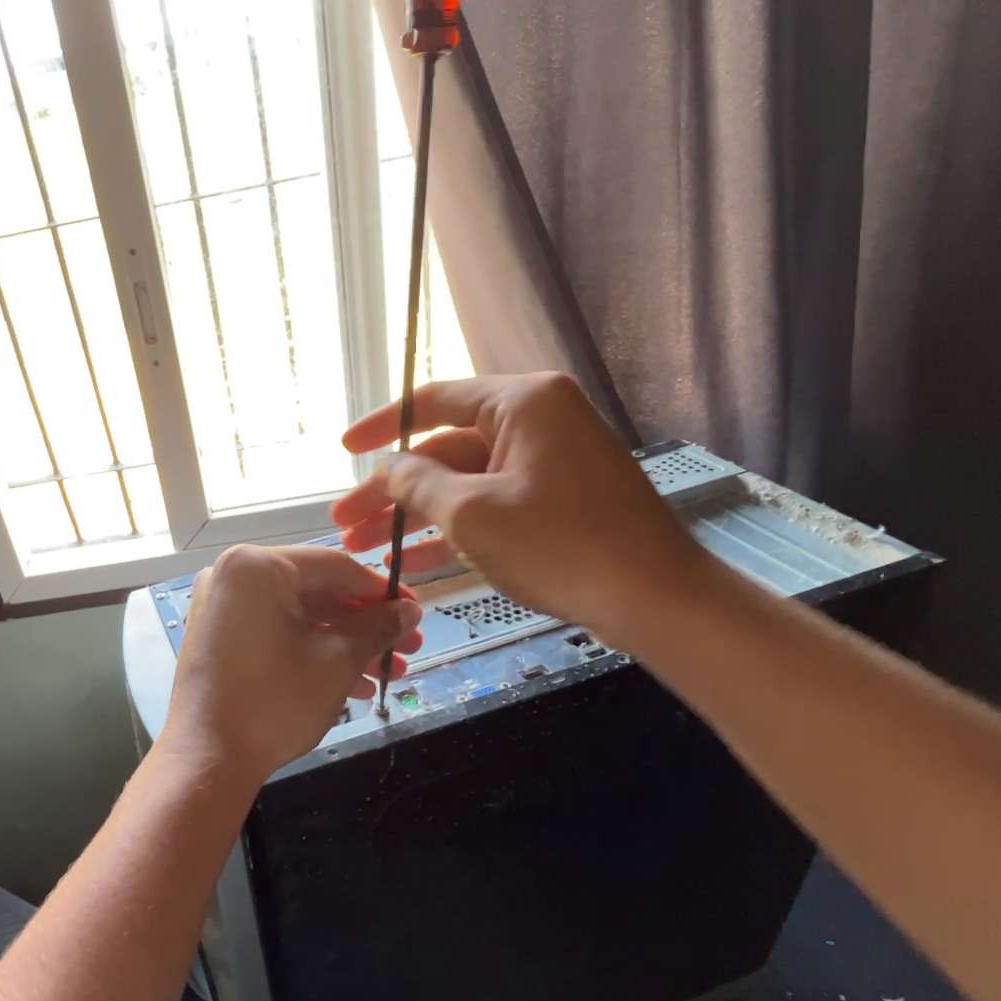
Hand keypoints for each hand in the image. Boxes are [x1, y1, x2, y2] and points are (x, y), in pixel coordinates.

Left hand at [161, 545, 422, 780]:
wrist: (208, 757)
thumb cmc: (274, 702)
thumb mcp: (336, 662)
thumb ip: (377, 629)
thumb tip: (409, 611)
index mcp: (257, 567)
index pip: (334, 565)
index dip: (380, 591)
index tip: (415, 612)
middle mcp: (233, 576)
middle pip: (316, 590)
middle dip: (365, 624)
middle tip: (409, 647)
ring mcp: (222, 607)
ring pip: (298, 616)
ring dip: (345, 643)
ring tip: (389, 673)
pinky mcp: (219, 637)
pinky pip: (275, 631)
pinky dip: (311, 651)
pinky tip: (355, 684)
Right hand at [330, 373, 705, 646]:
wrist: (656, 600)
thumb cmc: (560, 544)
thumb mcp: (471, 513)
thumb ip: (417, 484)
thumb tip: (388, 467)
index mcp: (522, 402)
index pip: (434, 400)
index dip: (381, 426)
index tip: (343, 449)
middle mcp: (537, 422)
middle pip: (444, 450)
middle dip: (391, 491)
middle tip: (344, 524)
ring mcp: (549, 464)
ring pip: (463, 484)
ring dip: (414, 517)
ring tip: (365, 548)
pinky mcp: (558, 503)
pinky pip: (491, 507)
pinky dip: (453, 531)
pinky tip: (411, 563)